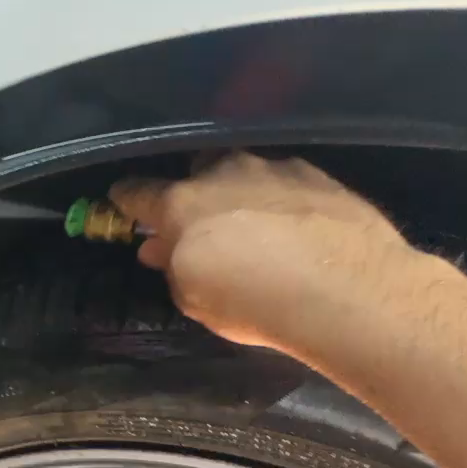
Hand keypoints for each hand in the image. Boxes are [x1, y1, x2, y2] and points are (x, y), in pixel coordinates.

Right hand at [110, 152, 441, 352]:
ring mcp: (277, 168)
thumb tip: (159, 248)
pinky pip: (287, 183)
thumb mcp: (192, 296)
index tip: (121, 204)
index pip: (138, 192)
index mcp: (180, 203)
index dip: (126, 200)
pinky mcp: (323, 176)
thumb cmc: (248, 299)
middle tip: (198, 220)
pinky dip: (281, 200)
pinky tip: (292, 227)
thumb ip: (171, 266)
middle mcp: (224, 173)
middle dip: (192, 189)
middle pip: (196, 170)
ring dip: (240, 193)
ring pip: (245, 172)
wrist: (345, 291)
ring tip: (252, 225)